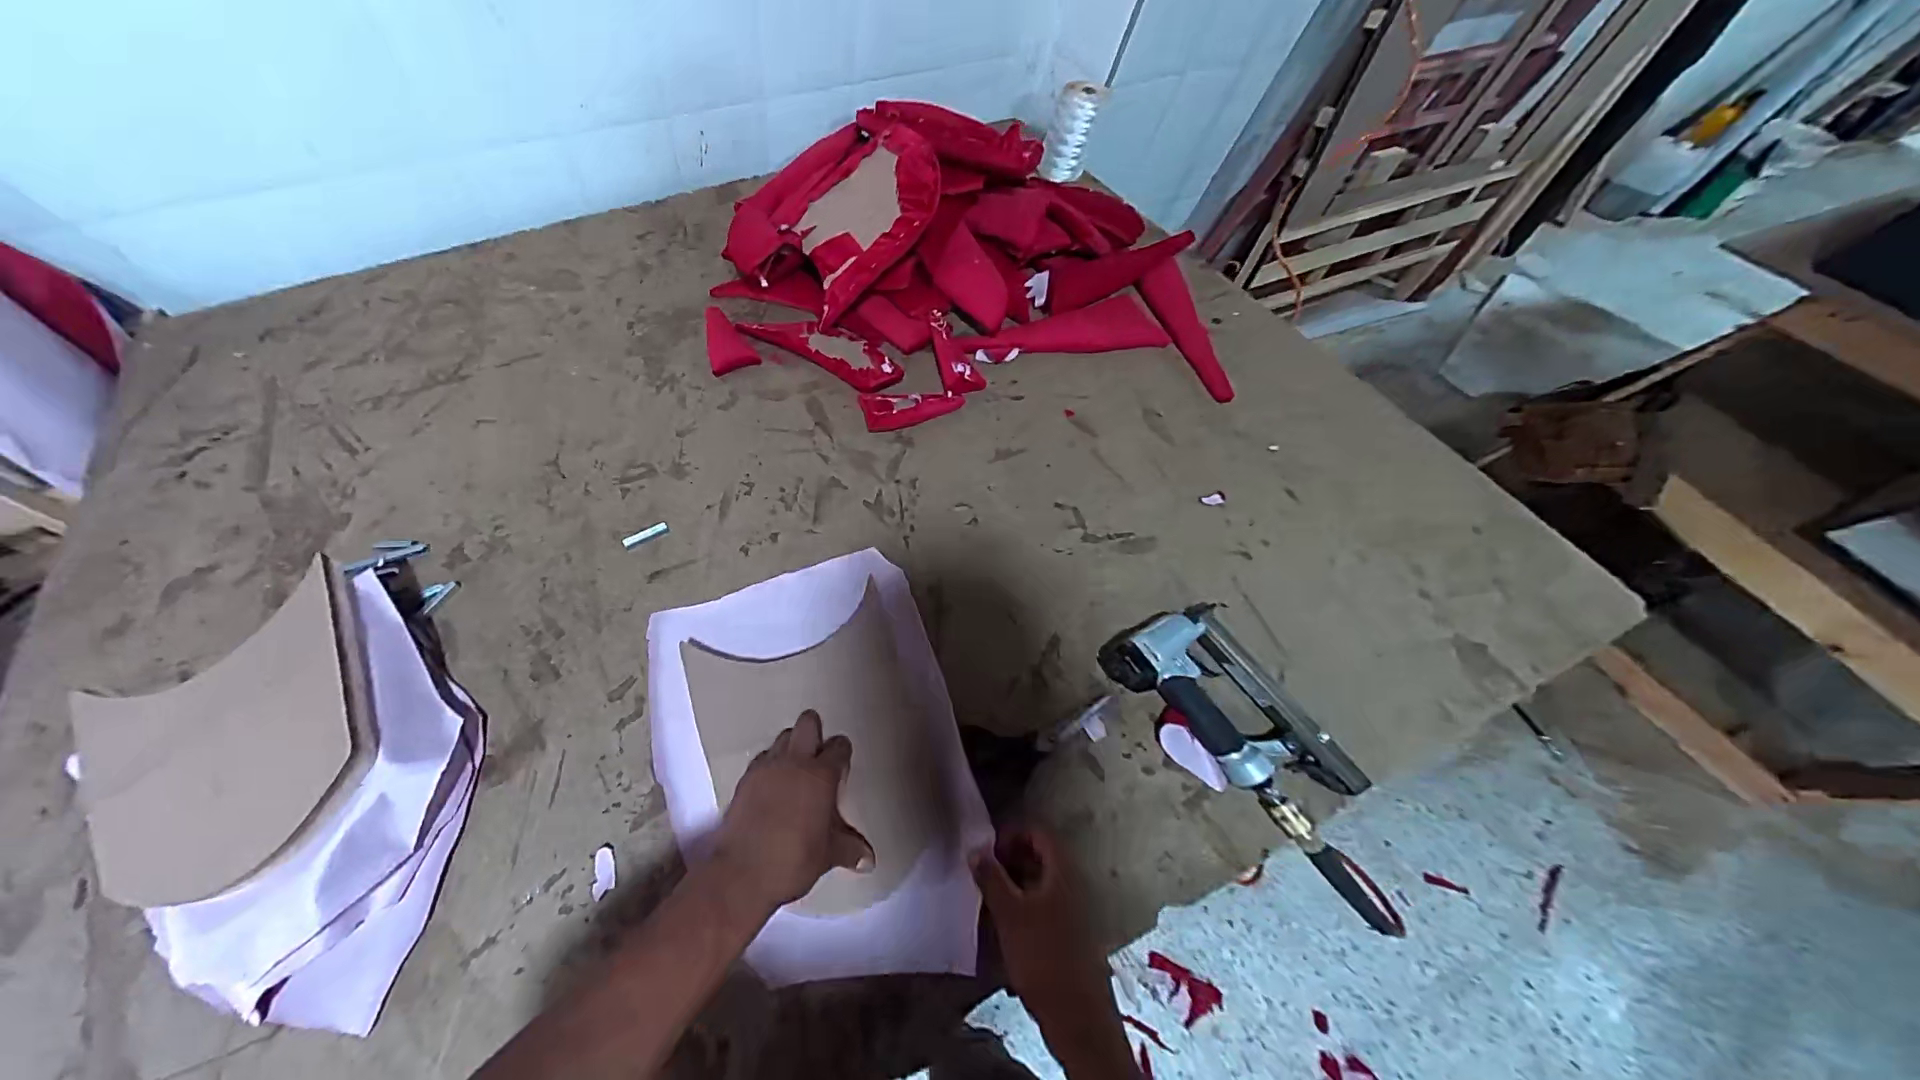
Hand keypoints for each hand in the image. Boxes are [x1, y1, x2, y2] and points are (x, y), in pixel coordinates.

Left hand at [710, 710, 874, 912]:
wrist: (740, 874)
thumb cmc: (792, 860)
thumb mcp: (828, 855)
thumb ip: (850, 849)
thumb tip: (868, 859)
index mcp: (822, 775)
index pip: (840, 746)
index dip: (842, 754)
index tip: (842, 770)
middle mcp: (795, 763)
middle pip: (808, 723)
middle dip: (815, 731)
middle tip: (819, 756)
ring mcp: (767, 768)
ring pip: (783, 737)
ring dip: (791, 746)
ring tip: (796, 769)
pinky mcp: (745, 780)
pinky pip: (762, 758)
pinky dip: (769, 765)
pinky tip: (772, 786)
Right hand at [973, 827, 1130, 1074]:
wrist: (1076, 1014)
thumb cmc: (1042, 955)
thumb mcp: (1009, 913)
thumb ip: (991, 877)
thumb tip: (976, 848)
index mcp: (1063, 871)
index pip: (1039, 833)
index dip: (1012, 835)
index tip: (987, 850)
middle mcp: (1073, 884)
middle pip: (1041, 856)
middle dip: (1010, 859)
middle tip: (983, 873)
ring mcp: (1075, 909)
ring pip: (1041, 883)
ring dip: (1014, 884)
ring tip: (988, 898)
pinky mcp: (1071, 933)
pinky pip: (1045, 905)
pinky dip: (1024, 905)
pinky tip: (1004, 924)